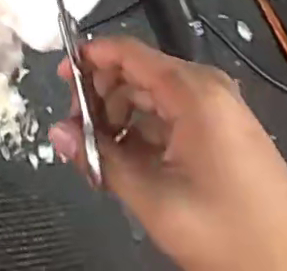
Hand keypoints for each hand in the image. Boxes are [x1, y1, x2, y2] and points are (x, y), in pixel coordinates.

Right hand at [49, 37, 286, 270]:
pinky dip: (144, 130)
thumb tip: (56, 133)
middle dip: (101, 95)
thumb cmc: (230, 234)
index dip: (89, 59)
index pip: (127, 51)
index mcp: (191, 90)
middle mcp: (204, 86)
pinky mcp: (222, 128)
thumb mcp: (157, 200)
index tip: (60, 81)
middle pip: (137, 71)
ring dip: (120, 116)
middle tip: (77, 131)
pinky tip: (129, 162)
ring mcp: (217, 106)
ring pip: (151, 94)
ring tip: (100, 153)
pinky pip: (171, 114)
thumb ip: (102, 160)